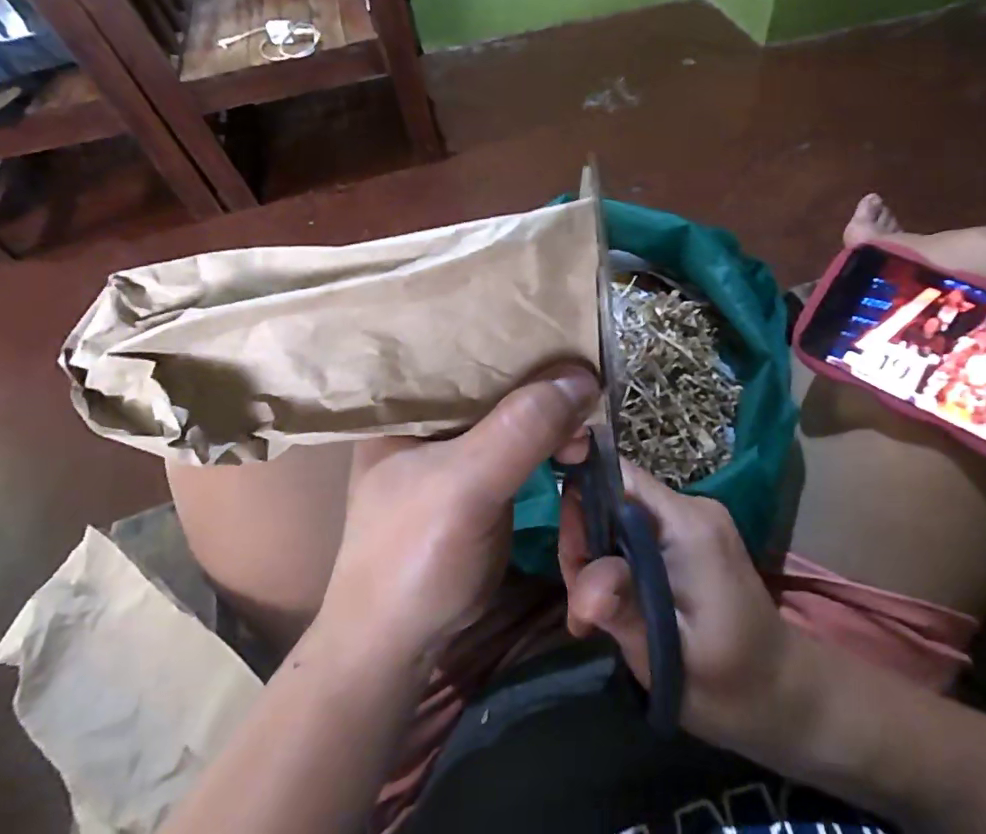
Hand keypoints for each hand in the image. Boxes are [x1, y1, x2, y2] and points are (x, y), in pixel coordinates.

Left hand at [319, 365, 598, 663]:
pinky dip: (546, 443)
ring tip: (585, 426)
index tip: (568, 340)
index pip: (459, 349)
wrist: (397, 645)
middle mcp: (423, 420)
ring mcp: (448, 453)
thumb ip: (521, 428)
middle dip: (541, 384)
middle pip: (491, 382)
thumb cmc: (415, 556)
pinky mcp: (473, 483)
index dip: (515, 340)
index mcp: (402, 405)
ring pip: (508, 415)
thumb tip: (582, 377)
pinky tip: (572, 444)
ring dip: (549, 417)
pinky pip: (516, 447)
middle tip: (587, 394)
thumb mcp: (467, 484)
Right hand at [559, 462, 816, 759]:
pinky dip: (616, 565)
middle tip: (583, 610)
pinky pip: (634, 533)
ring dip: (597, 562)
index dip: (580, 503)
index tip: (571, 559)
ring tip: (596, 618)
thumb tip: (583, 589)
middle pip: (611, 498)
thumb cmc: (730, 682)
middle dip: (585, 545)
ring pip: (617, 518)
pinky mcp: (689, 538)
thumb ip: (626, 614)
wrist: (785, 693)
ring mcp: (691, 521)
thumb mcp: (670, 657)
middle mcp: (689, 508)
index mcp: (687, 524)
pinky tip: (615, 608)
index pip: (616, 475)